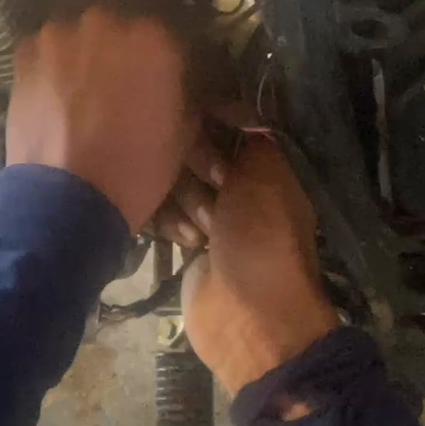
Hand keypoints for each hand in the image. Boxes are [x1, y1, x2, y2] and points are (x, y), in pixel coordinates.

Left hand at [6, 6, 196, 231]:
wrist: (65, 200)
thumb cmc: (135, 168)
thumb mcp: (183, 129)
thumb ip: (184, 84)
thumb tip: (179, 69)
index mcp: (154, 35)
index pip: (167, 21)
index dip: (164, 43)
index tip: (160, 60)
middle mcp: (107, 18)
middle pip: (120, 14)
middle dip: (122, 37)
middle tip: (120, 69)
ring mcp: (61, 30)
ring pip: (79, 26)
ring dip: (85, 45)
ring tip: (83, 79)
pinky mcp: (26, 47)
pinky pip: (47, 44)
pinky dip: (53, 60)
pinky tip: (55, 89)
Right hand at [180, 139, 340, 394]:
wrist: (247, 316)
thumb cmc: (262, 235)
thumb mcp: (264, 171)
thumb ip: (246, 134)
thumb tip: (225, 109)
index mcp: (263, 166)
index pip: (222, 125)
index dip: (211, 127)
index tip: (203, 131)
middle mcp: (235, 185)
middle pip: (191, 153)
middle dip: (195, 170)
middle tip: (213, 193)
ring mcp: (208, 215)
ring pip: (173, 184)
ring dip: (184, 204)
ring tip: (202, 231)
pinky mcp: (183, 242)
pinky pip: (160, 215)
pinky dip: (170, 226)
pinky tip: (187, 243)